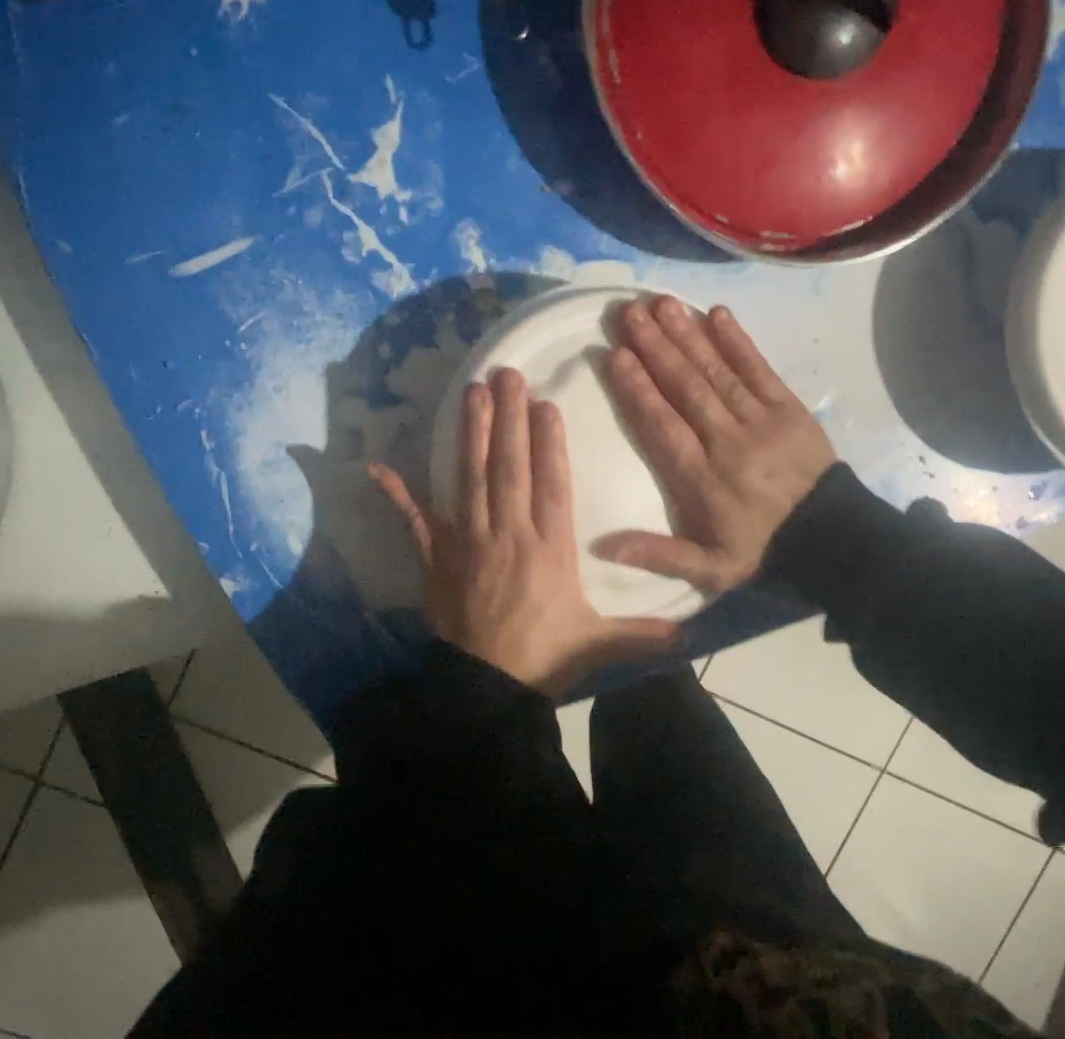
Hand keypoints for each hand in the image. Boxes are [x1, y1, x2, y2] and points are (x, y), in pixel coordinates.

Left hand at [371, 367, 679, 698]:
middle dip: (508, 419)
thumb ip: (639, 633)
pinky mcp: (437, 559)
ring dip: (470, 434)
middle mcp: (507, 534)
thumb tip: (688, 632)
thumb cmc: (544, 659)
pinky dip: (396, 495)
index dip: (547, 442)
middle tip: (506, 376)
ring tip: (471, 392)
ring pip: (469, 478)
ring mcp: (467, 542)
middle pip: (508, 467)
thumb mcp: (597, 644)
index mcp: (549, 548)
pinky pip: (415, 522)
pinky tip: (377, 466)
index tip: (545, 404)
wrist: (487, 688)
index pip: (549, 483)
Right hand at [594, 296, 838, 592]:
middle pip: (686, 389)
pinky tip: (715, 313)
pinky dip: (737, 341)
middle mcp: (727, 443)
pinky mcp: (788, 408)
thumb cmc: (759, 549)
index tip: (616, 356)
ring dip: (687, 335)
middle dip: (655, 348)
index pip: (663, 426)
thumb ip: (656, 554)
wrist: (831, 540)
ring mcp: (761, 421)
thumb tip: (601, 545)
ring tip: (660, 303)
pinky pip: (759, 369)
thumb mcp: (708, 568)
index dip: (638, 389)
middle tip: (627, 313)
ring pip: (716, 373)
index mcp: (702, 480)